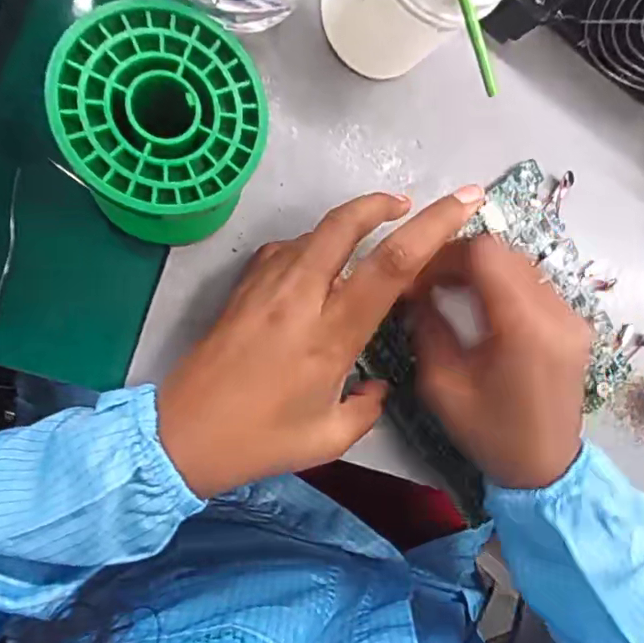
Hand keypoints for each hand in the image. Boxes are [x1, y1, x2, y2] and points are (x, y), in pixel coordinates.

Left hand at [157, 188, 484, 496]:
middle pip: (341, 225)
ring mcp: (263, 289)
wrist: (181, 434)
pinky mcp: (238, 291)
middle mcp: (298, 299)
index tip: (461, 201)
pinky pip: (280, 253)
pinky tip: (309, 270)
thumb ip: (365, 409)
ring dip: (340, 228)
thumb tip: (376, 387)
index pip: (390, 265)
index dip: (432, 225)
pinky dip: (304, 249)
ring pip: (309, 235)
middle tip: (403, 205)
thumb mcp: (327, 439)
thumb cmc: (258, 441)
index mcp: (330, 335)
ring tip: (359, 245)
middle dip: (377, 203)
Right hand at [407, 234, 592, 489]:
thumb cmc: (489, 433)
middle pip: (502, 251)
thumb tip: (413, 291)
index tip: (415, 278)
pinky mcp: (573, 323)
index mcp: (524, 328)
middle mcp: (556, 312)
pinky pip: (530, 282)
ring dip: (477, 269)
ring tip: (446, 293)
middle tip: (425, 284)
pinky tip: (476, 306)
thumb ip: (427, 328)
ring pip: (516, 262)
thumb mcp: (441, 386)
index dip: (443, 255)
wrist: (545, 468)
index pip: (484, 253)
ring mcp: (571, 315)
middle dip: (456, 260)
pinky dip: (498, 283)